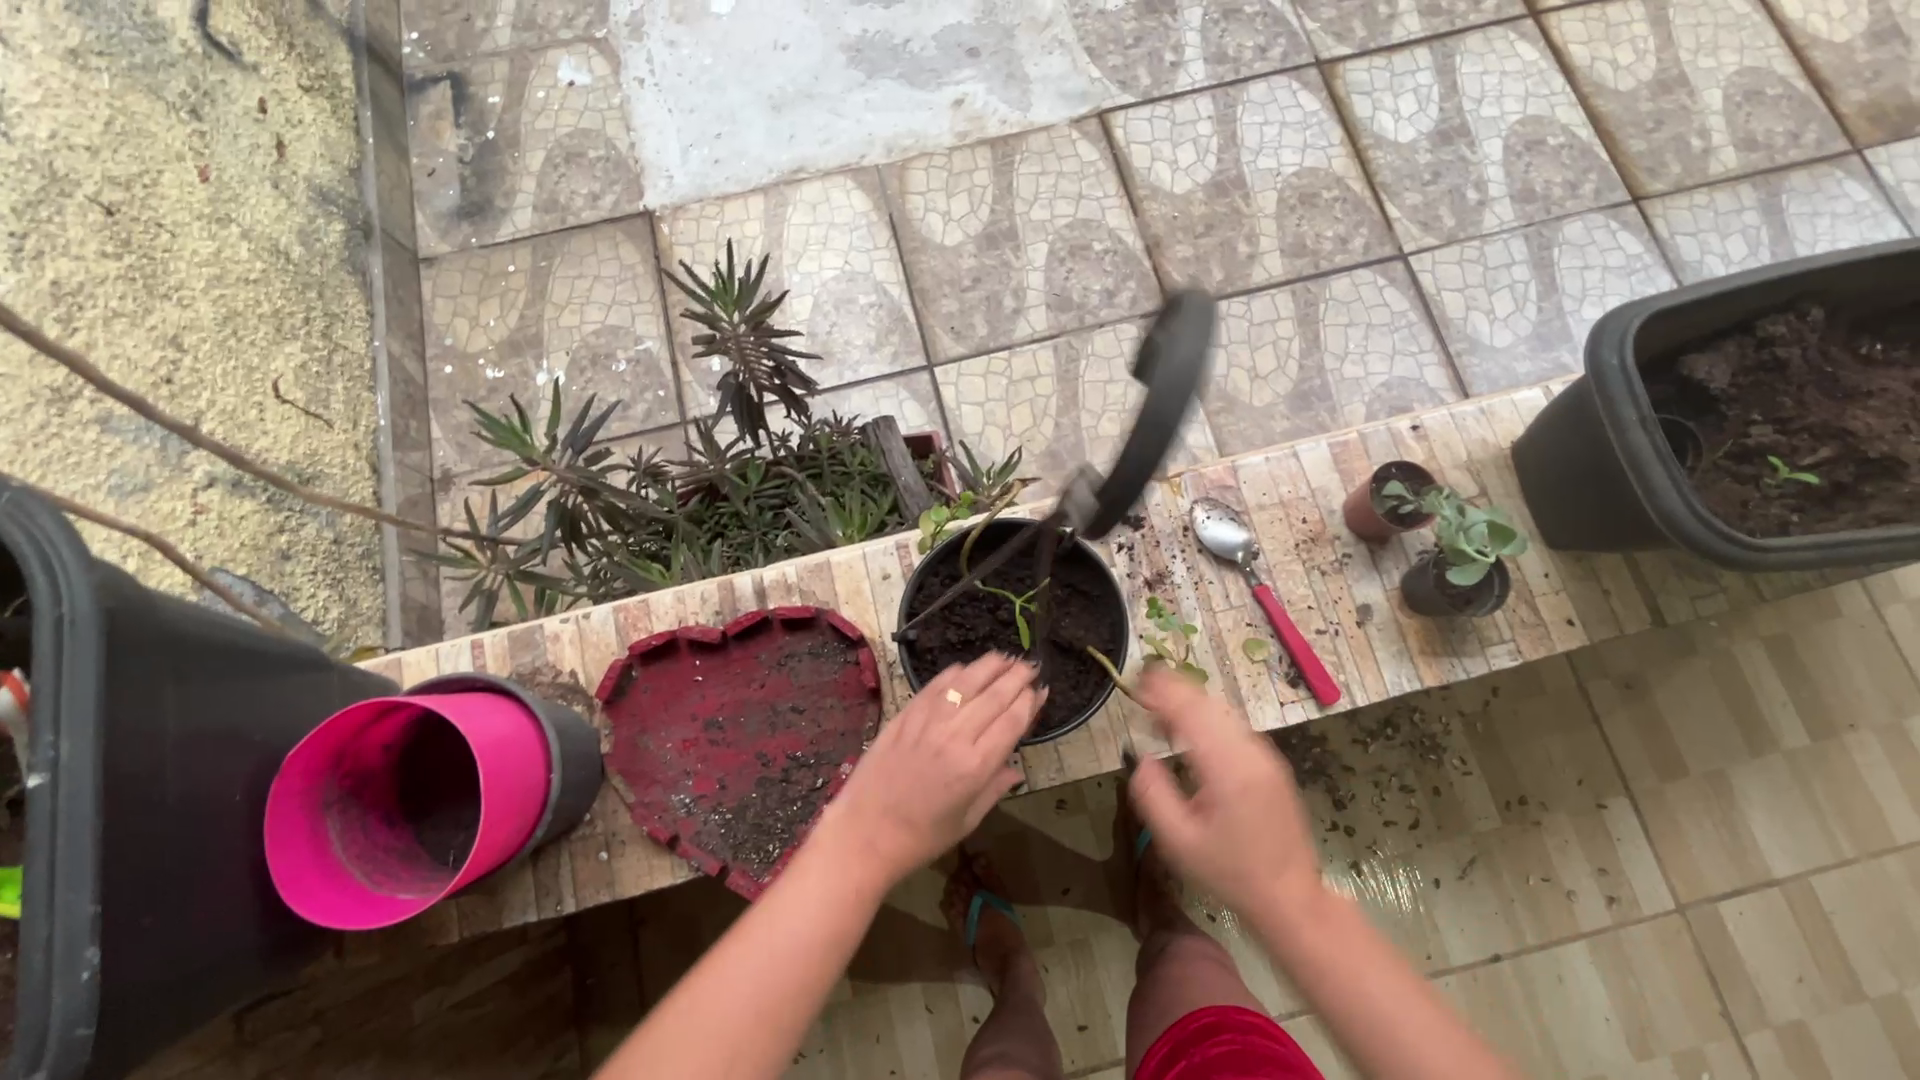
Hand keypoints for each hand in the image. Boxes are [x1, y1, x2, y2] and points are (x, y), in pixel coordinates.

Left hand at [817, 654, 1042, 888]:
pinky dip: (954, 673)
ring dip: (989, 667)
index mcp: (976, 766)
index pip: (1012, 720)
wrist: (864, 833)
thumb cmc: (920, 838)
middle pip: (994, 696)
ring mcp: (928, 721)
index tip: (1041, 690)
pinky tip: (966, 668)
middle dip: (1016, 678)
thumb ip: (994, 789)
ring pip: (966, 683)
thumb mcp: (967, 821)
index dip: (1030, 701)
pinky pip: (935, 686)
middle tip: (1031, 666)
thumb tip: (1016, 769)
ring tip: (1005, 658)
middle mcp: (955, 736)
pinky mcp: (906, 715)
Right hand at [1128, 667, 1320, 914]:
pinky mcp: (1271, 765)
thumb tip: (1141, 758)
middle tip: (1142, 687)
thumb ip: (1152, 795)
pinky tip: (1189, 730)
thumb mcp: (1178, 841)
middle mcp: (1250, 752)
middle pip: (1208, 704)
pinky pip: (1234, 727)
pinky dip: (1207, 718)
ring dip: (1191, 703)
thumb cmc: (1228, 872)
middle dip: (1174, 689)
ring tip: (1159, 708)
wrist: (1289, 896)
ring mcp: (1266, 757)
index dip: (1163, 692)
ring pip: (1223, 713)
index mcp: (1227, 768)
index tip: (1137, 682)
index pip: (1191, 712)